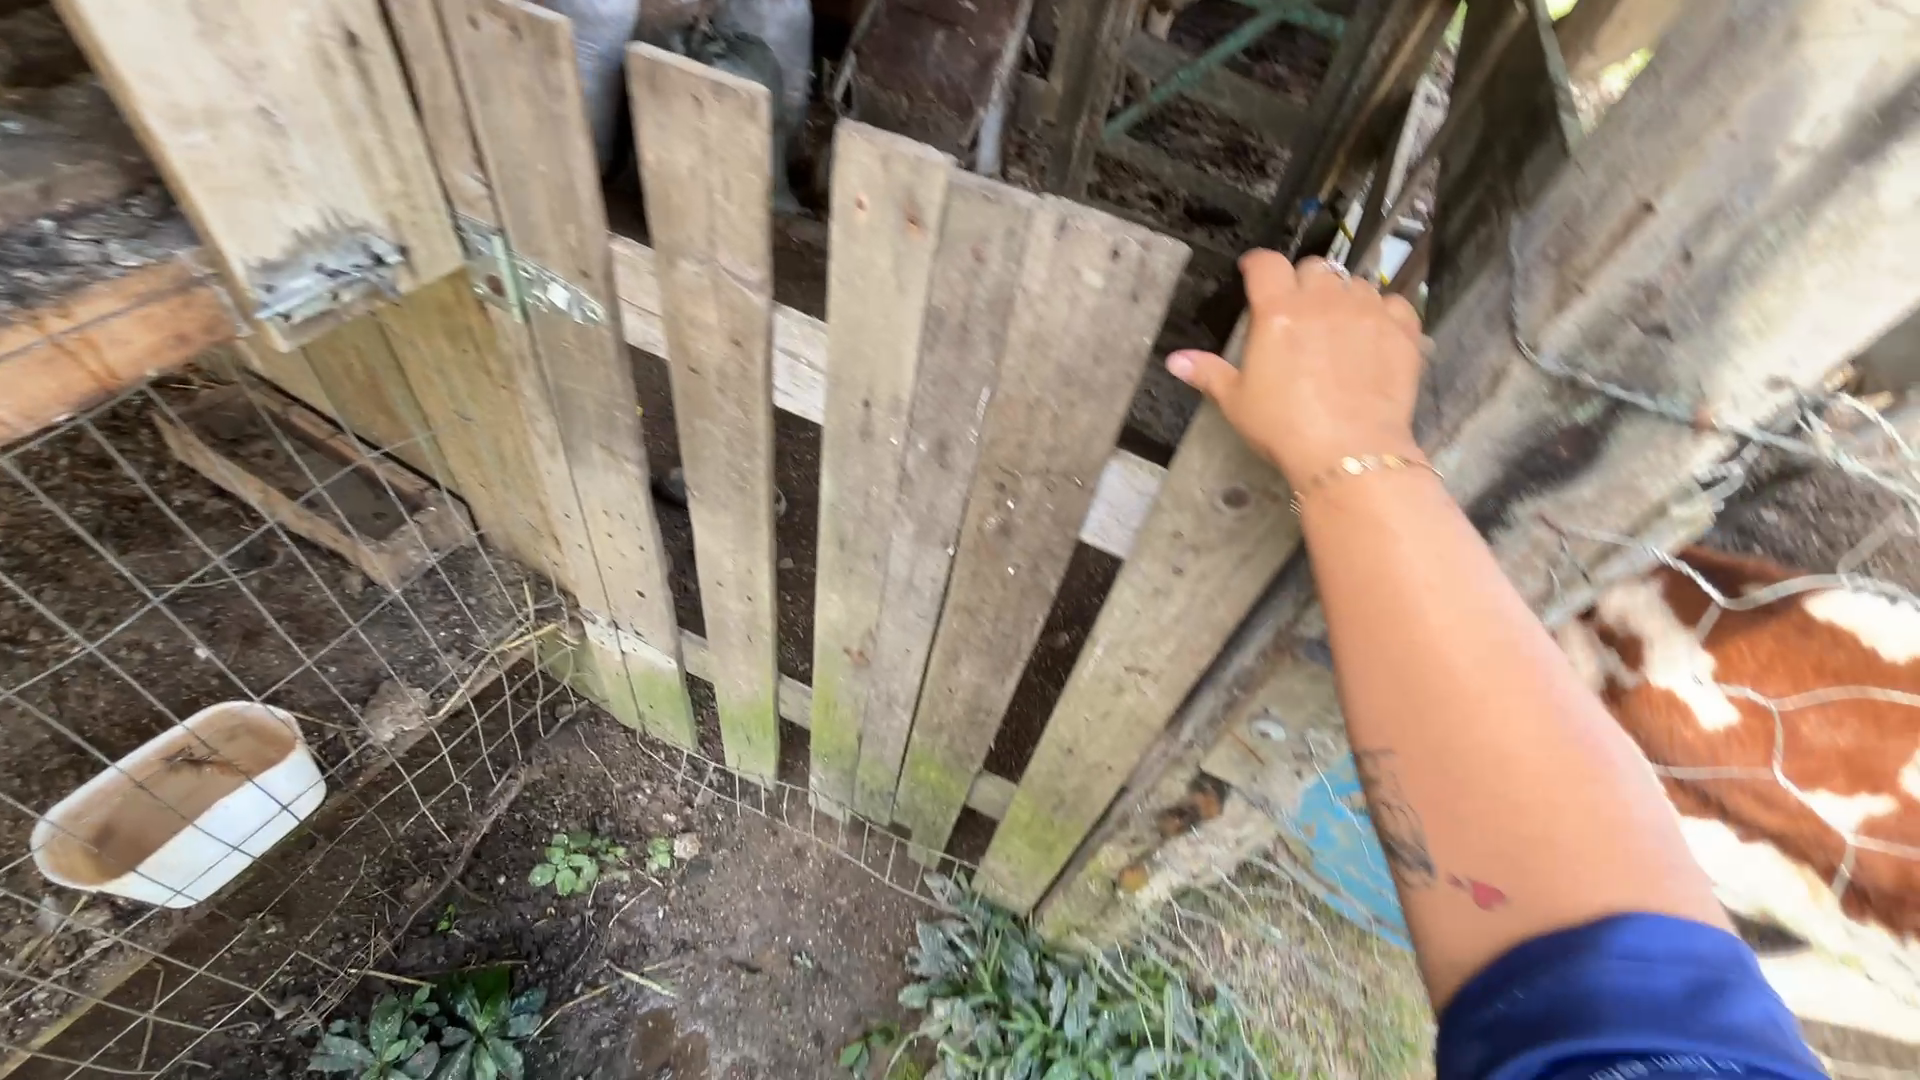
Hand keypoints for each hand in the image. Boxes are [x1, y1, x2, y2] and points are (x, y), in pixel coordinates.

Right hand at [1166, 251, 1426, 484]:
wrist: (1347, 451)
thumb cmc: (1282, 426)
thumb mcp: (1236, 401)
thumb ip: (1208, 373)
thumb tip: (1174, 360)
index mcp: (1277, 312)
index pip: (1266, 264)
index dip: (1257, 263)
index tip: (1253, 271)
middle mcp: (1323, 300)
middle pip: (1314, 267)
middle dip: (1302, 281)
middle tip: (1296, 308)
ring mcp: (1366, 312)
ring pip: (1354, 282)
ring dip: (1341, 295)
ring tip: (1335, 324)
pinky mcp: (1401, 330)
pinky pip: (1393, 303)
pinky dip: (1381, 312)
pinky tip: (1371, 334)